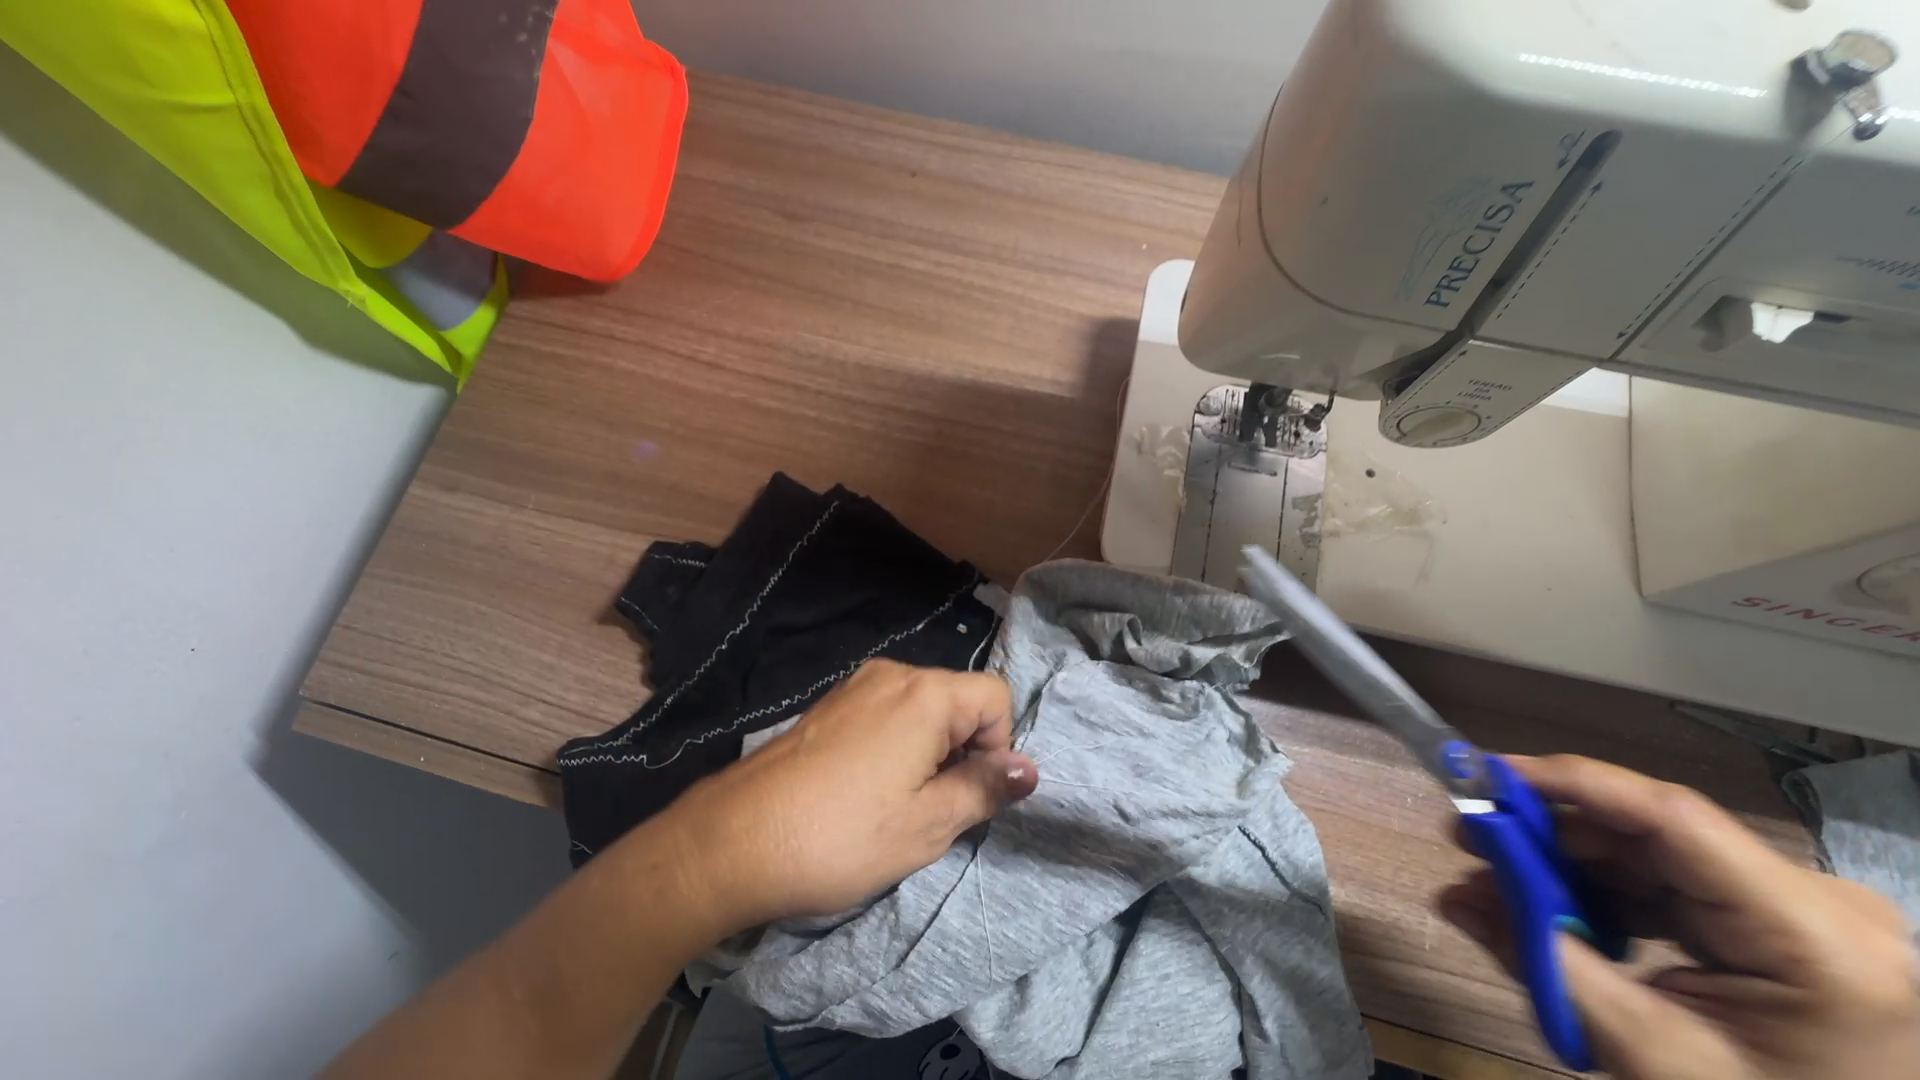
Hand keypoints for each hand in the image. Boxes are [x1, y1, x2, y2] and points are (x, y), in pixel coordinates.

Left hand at [633, 659, 1038, 936]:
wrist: (730, 842)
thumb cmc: (839, 837)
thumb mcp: (927, 826)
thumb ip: (985, 789)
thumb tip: (1029, 769)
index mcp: (923, 694)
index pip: (996, 697)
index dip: (998, 747)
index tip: (967, 794)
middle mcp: (891, 675)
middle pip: (958, 700)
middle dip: (962, 751)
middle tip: (932, 809)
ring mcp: (853, 687)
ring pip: (922, 710)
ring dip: (928, 754)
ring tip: (895, 806)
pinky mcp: (827, 707)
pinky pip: (886, 715)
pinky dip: (895, 748)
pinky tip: (863, 793)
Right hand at [1437, 755, 1919, 1078]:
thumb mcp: (1649, 1052)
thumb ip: (1547, 964)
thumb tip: (1452, 898)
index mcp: (1812, 933)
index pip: (1673, 818)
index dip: (1571, 783)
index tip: (1484, 774)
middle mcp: (1815, 899)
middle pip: (1652, 834)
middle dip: (1550, 834)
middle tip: (1467, 839)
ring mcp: (1795, 910)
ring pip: (1649, 857)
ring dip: (1565, 867)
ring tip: (1491, 885)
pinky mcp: (1770, 925)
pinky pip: (1665, 887)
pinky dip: (1600, 897)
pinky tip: (1549, 915)